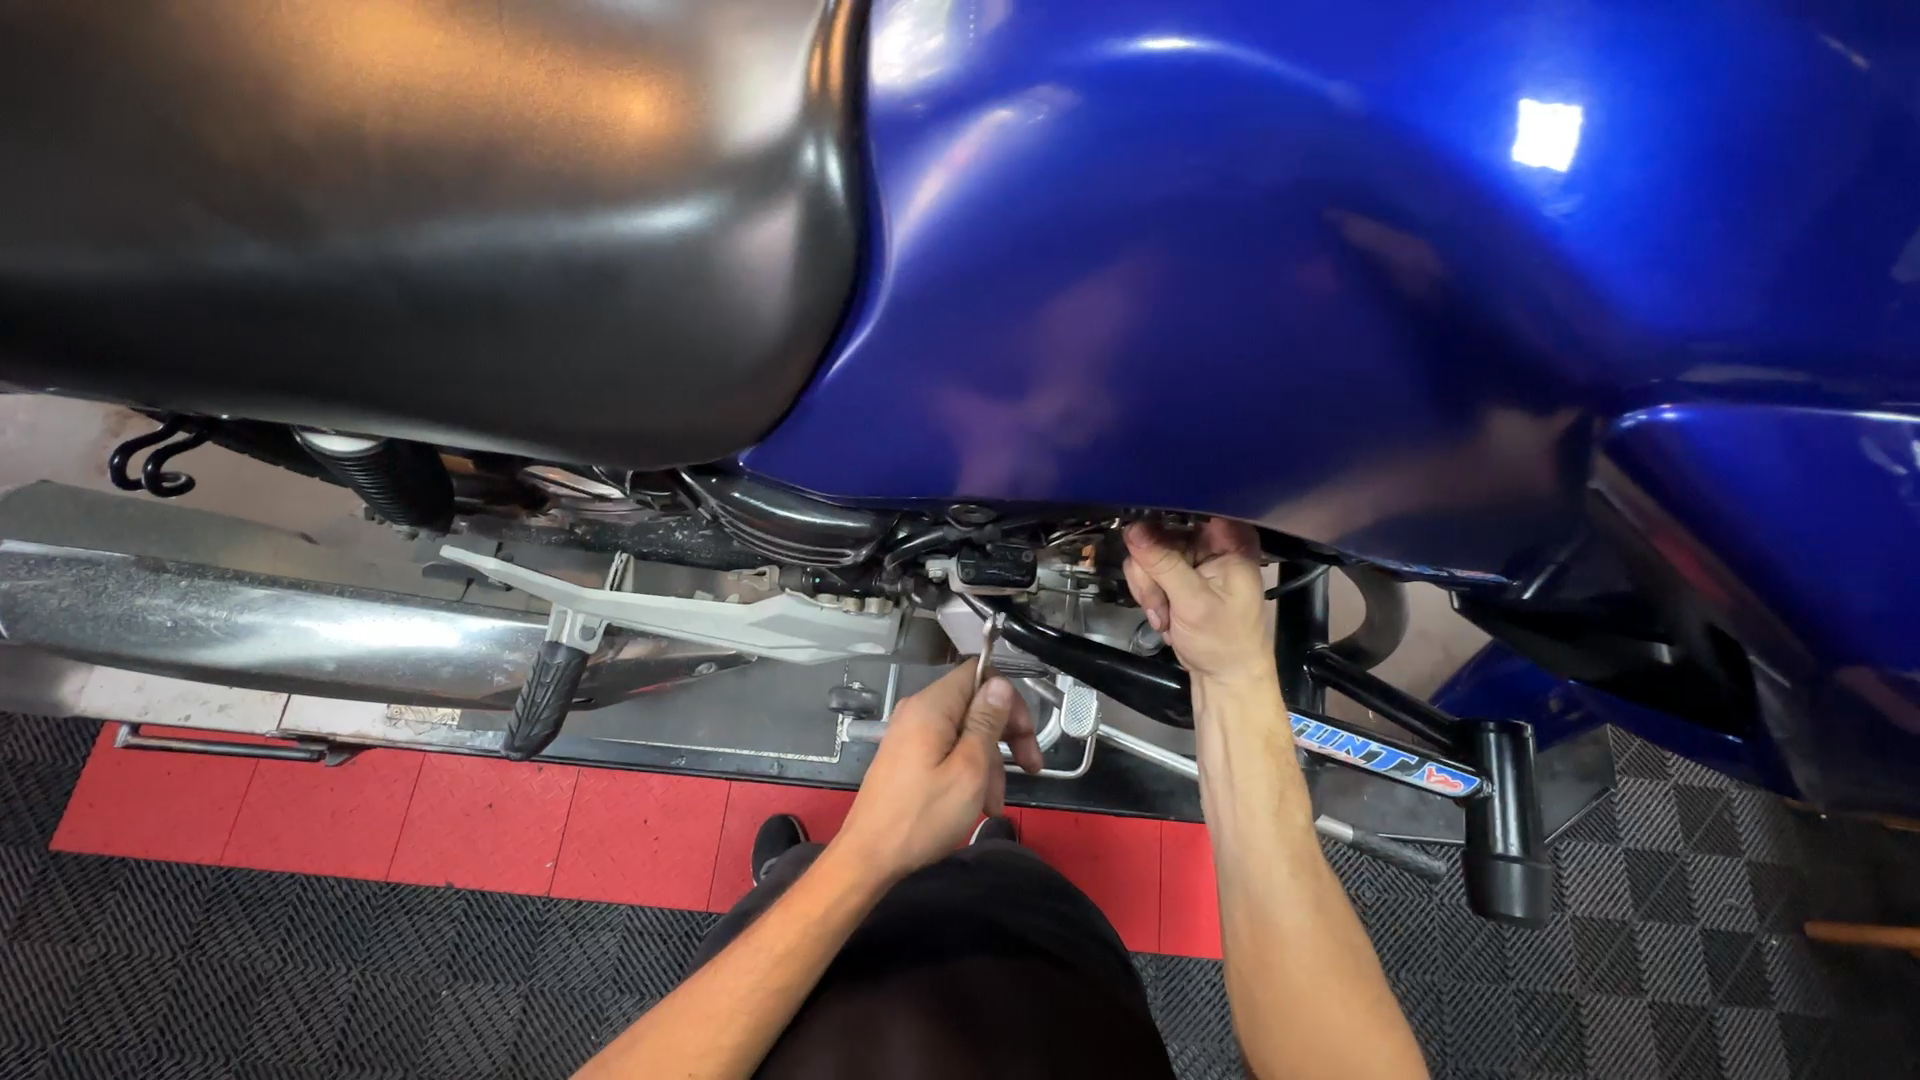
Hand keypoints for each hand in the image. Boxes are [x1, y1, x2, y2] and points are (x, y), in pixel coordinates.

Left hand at [832, 664, 1041, 882]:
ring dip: (988, 763)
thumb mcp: (968, 770)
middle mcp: (918, 711)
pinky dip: (967, 771)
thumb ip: (986, 722)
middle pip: (974, 704)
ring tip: (994, 804)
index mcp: (932, 706)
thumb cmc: (922, 815)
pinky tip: (978, 804)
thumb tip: (1000, 684)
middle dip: (1005, 735)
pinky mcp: (908, 757)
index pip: (978, 672)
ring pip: (964, 732)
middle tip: (1030, 767)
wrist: (869, 857)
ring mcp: (911, 735)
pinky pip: (947, 751)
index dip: (1008, 697)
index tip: (1026, 733)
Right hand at [1123, 518, 1273, 687]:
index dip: (1163, 518)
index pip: (1191, 508)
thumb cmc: (1225, 641)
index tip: (1146, 539)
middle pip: (1160, 531)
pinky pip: (1146, 570)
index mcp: (1231, 540)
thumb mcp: (1193, 602)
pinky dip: (1150, 595)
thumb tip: (1133, 530)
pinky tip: (1165, 616)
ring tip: (1166, 615)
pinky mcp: (1176, 574)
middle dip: (1152, 570)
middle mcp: (1212, 542)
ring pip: (1146, 552)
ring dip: (1149, 589)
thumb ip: (1163, 564)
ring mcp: (1192, 559)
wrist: (1223, 677)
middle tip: (1160, 600)